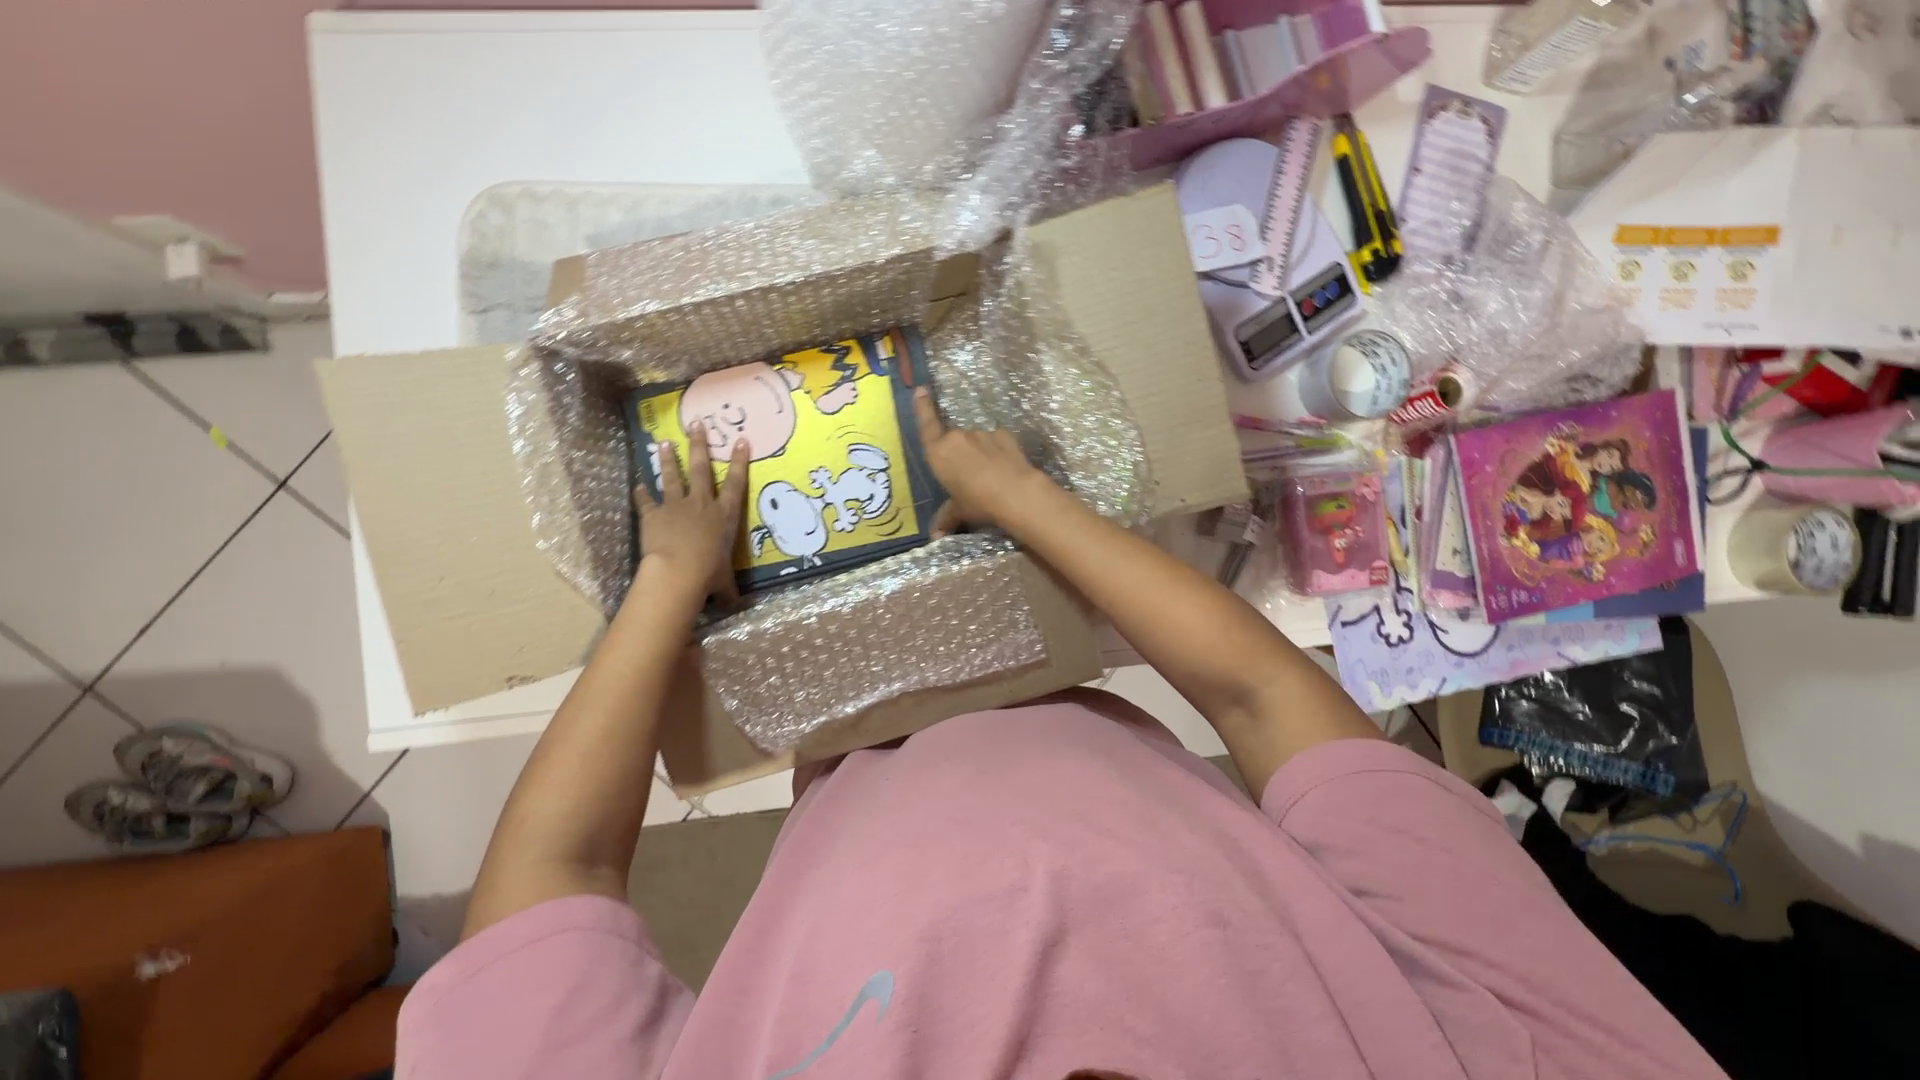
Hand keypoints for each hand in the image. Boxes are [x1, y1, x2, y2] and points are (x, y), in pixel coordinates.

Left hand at [634, 422, 749, 603]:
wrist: (679, 570)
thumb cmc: (708, 573)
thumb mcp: (724, 582)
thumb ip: (729, 589)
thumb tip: (737, 605)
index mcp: (724, 516)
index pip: (736, 484)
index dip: (739, 462)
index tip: (742, 440)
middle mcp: (702, 504)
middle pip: (701, 469)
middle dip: (700, 446)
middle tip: (697, 424)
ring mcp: (676, 506)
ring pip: (672, 477)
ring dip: (667, 459)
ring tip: (663, 442)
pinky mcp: (654, 514)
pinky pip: (646, 501)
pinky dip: (641, 494)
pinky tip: (637, 485)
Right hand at [914, 386, 1050, 535]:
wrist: (1015, 492)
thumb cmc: (977, 502)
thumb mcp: (958, 511)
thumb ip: (946, 518)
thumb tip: (935, 536)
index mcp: (939, 452)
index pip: (927, 425)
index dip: (923, 407)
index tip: (921, 388)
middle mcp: (957, 438)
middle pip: (954, 442)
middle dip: (959, 456)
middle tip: (969, 479)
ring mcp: (982, 434)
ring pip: (976, 443)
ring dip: (979, 455)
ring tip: (990, 478)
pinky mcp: (1004, 435)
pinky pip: (995, 443)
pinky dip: (997, 453)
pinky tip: (1005, 469)